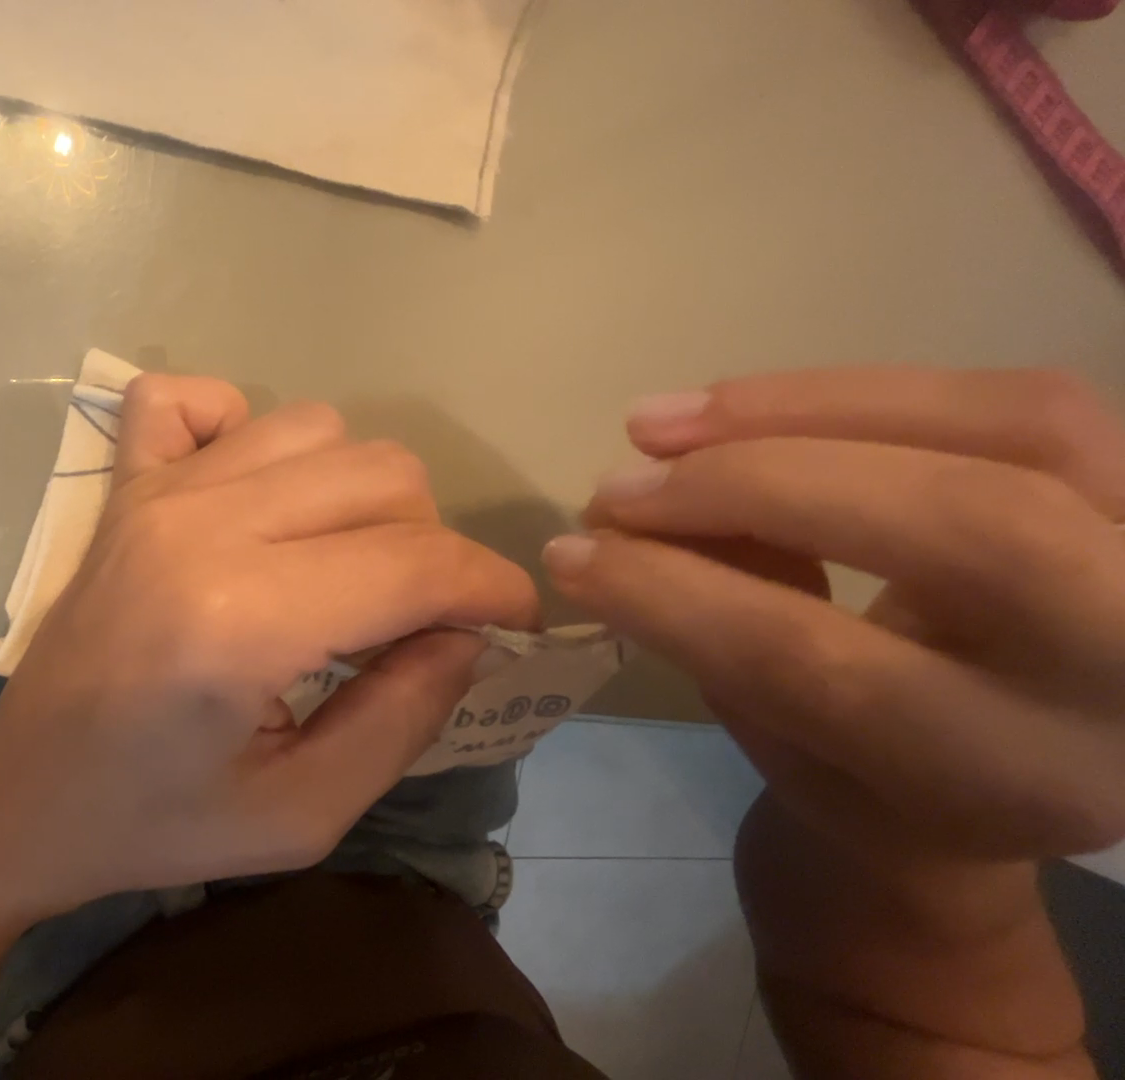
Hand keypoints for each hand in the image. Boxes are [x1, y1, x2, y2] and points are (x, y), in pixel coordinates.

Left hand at [0, 374, 539, 922]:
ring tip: (342, 564)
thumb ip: (401, 718)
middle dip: (431, 544)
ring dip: (356, 491)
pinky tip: (250, 495)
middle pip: (379, 475)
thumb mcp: (299, 814)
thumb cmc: (153, 825)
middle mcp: (198, 527)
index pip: (416, 561)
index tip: (514, 624)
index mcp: (240, 619)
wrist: (21, 802)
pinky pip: (187, 400)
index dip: (492, 588)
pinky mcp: (119, 491)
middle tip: (416, 617)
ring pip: (310, 427)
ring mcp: (151, 495)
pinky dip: (241, 427)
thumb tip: (464, 634)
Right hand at [545, 367, 1124, 861]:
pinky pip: (1014, 398)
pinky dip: (853, 390)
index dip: (672, 592)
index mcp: (1017, 773)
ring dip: (797, 409)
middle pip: (959, 523)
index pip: (821, 660)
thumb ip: (710, 637)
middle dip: (748, 485)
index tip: (568, 553)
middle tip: (619, 486)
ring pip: (1007, 426)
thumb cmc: (874, 776)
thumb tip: (621, 527)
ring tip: (659, 423)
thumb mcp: (782, 742)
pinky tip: (742, 406)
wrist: (1017, 763)